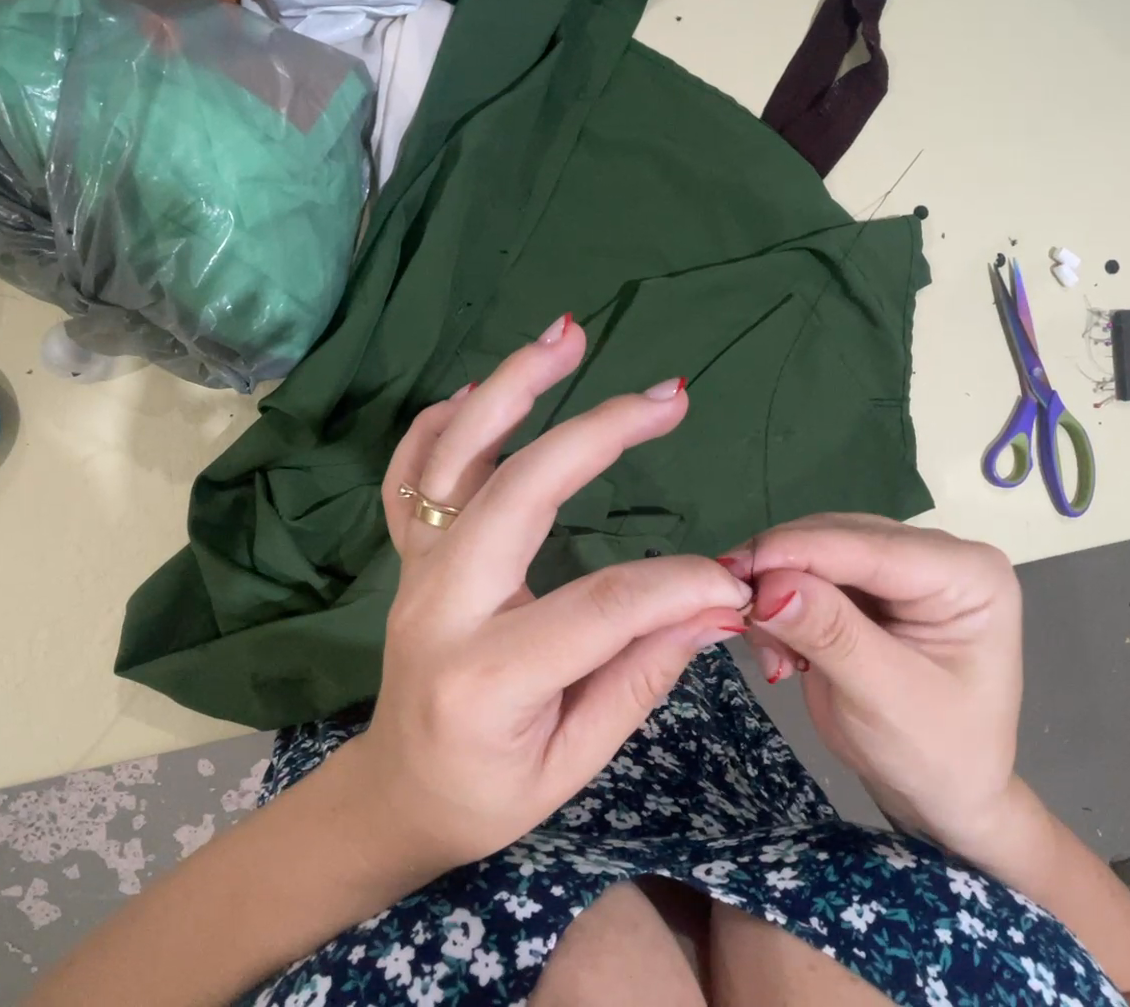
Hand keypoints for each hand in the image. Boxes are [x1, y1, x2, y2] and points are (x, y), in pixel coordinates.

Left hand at [345, 314, 751, 869]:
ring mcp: (413, 573)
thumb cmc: (487, 793)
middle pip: (518, 492)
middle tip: (665, 395)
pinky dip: (439, 424)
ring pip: (453, 460)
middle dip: (597, 434)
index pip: (603, 603)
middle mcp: (440, 605)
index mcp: (488, 674)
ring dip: (510, 389)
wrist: (398, 792)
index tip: (731, 581)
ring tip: (566, 336)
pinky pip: (409, 476)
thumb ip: (639, 676)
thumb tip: (714, 605)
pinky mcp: (406, 559)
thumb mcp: (573, 762)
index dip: (678, 583)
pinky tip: (476, 390)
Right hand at [718, 515, 1022, 854]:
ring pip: (811, 550)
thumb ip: (831, 635)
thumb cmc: (934, 753)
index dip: (799, 553)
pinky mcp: (863, 586)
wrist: (937, 791)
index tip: (734, 573)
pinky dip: (777, 604)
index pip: (871, 546)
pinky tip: (779, 649)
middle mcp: (933, 556)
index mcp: (968, 574)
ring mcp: (896, 569)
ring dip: (774, 591)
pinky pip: (803, 574)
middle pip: (836, 538)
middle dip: (780, 571)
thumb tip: (769, 587)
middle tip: (734, 614)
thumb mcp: (885, 698)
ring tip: (769, 651)